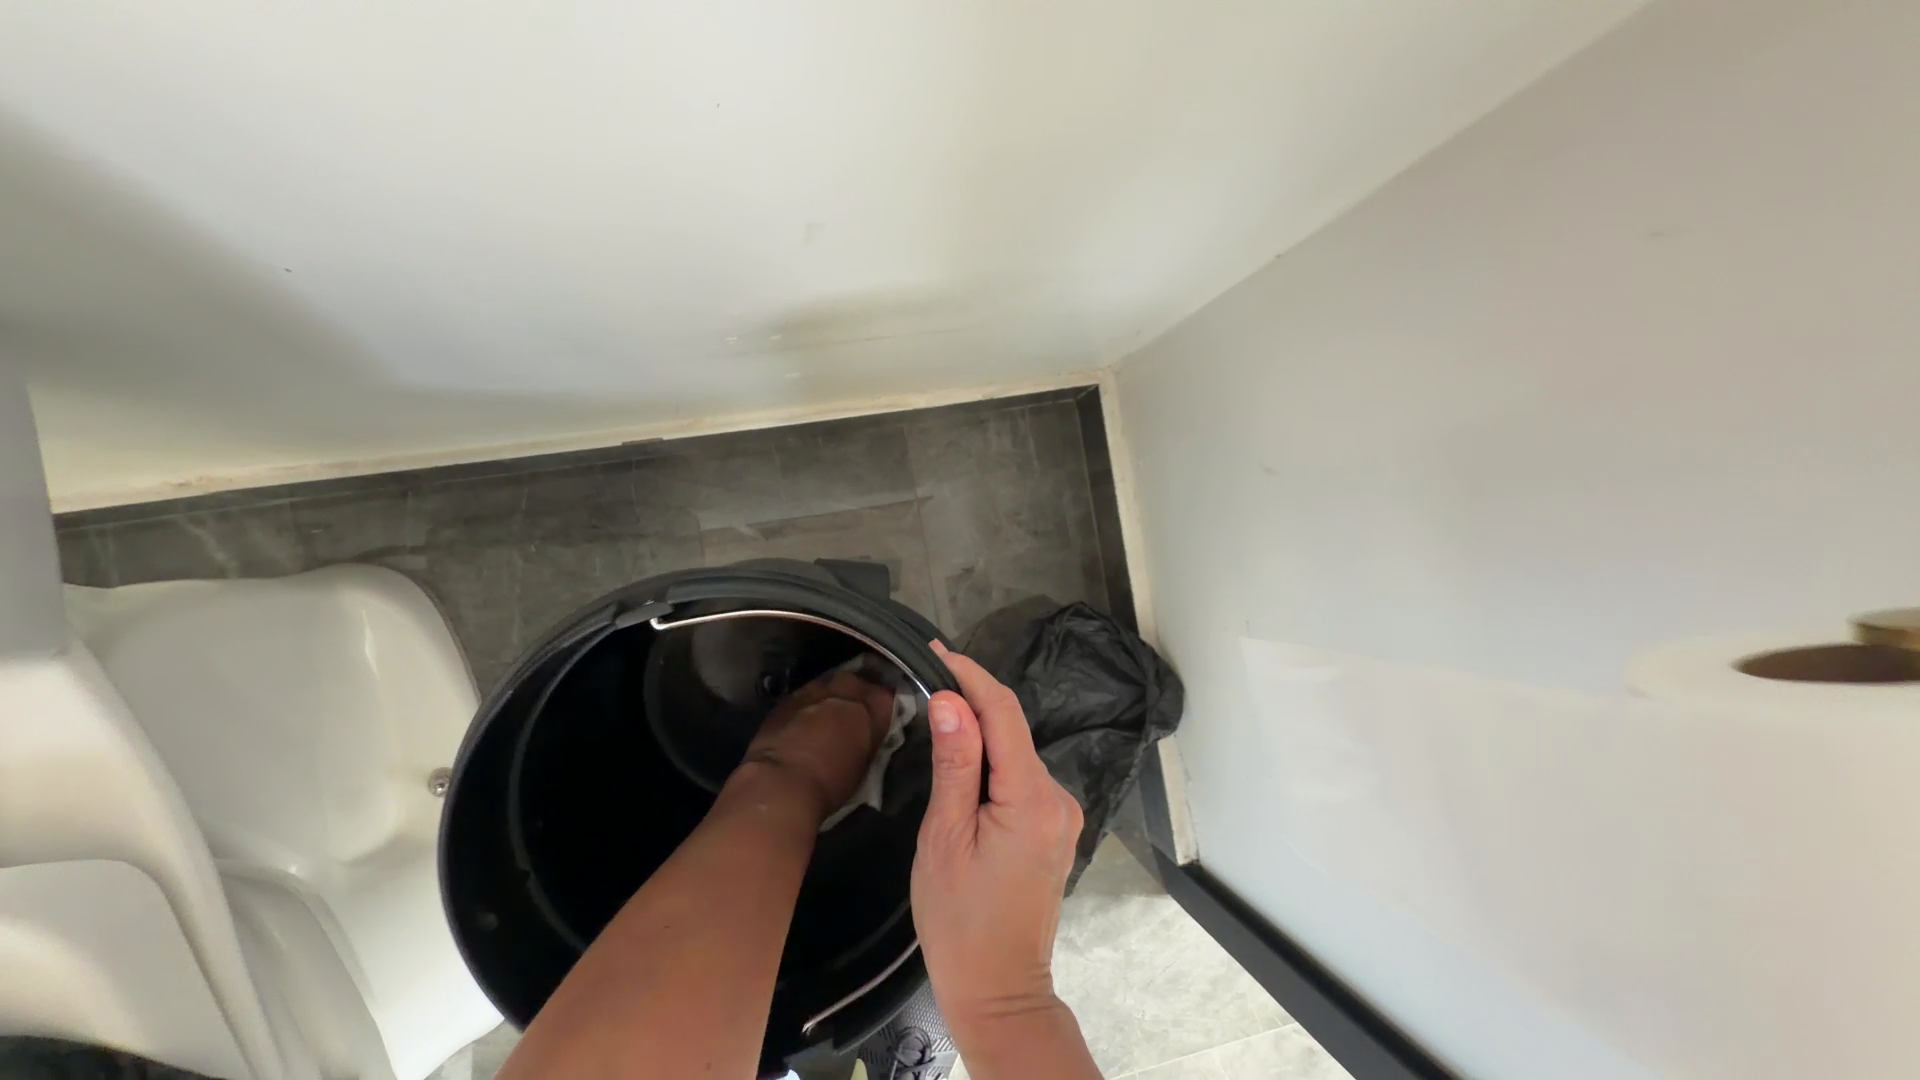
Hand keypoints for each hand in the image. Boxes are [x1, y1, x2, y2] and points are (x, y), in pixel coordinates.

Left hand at [740, 671, 894, 817]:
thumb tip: (866, 738)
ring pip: (829, 685)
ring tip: (827, 716)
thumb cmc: (832, 782)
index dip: (884, 709)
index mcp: (875, 704)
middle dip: (858, 697)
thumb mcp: (865, 765)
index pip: (889, 697)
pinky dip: (807, 706)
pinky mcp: (787, 697)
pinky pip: (805, 696)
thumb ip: (869, 741)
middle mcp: (848, 687)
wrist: (781, 783)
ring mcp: (815, 688)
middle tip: (855, 716)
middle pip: (859, 683)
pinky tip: (802, 722)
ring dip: (831, 698)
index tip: (881, 721)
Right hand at [911, 642, 1084, 1036]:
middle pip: (1014, 729)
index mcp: (1031, 798)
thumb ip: (954, 764)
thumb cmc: (959, 920)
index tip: (936, 650)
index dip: (970, 675)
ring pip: (1017, 752)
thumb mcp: (945, 837)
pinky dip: (993, 760)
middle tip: (927, 678)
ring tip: (937, 716)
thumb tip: (949, 699)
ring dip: (981, 730)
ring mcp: (1061, 814)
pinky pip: (1022, 776)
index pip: (1004, 713)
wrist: (999, 988)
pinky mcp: (1055, 828)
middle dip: (972, 700)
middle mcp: (1058, 797)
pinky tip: (963, 762)